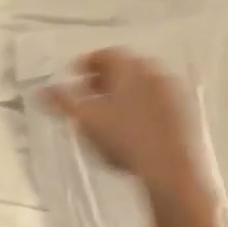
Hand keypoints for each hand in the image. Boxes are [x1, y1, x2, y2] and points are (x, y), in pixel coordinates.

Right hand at [41, 49, 201, 196]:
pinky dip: (142, 107)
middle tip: (89, 95)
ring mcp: (174, 92)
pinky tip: (133, 129)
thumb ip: (61, 101)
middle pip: (126, 67)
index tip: (74, 78)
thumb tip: (40, 89)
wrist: (173, 172)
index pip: (106, 54)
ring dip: (124, 93)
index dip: (87, 64)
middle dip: (105, 79)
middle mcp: (155, 72)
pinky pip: (158, 101)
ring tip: (109, 115)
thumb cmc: (125, 140)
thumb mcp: (85, 120)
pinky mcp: (187, 114)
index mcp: (131, 66)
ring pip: (143, 84)